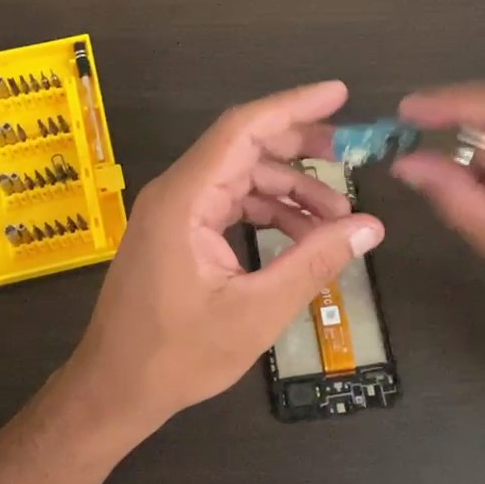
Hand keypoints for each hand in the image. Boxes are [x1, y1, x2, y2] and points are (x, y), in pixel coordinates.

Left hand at [67, 80, 385, 433]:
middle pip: (244, 148)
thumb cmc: (178, 354)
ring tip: (339, 218)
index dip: (292, 106)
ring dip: (289, 191)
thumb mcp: (256, 311)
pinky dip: (268, 214)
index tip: (339, 94)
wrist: (114, 389)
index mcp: (185, 199)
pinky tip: (303, 238)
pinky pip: (230, 205)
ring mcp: (174, 212)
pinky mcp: (178, 233)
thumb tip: (370, 226)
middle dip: (300, 149)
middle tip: (352, 154)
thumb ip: (314, 262)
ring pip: (241, 179)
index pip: (242, 130)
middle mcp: (176, 193)